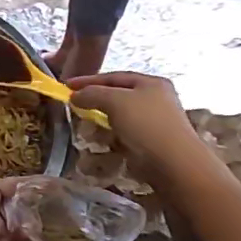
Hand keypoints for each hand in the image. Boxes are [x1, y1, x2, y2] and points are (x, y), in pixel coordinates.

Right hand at [68, 72, 205, 176]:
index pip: (114, 76)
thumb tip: (75, 95)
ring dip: (104, 120)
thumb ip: (93, 94)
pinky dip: (114, 136)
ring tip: (87, 126)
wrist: (174, 164)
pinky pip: (128, 134)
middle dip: (96, 100)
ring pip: (122, 116)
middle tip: (75, 106)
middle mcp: (157, 98)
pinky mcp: (154, 142)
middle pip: (119, 95)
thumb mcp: (115, 102)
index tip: (66, 86)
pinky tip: (106, 142)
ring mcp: (157, 121)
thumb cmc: (145, 126)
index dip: (88, 80)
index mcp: (151, 82)